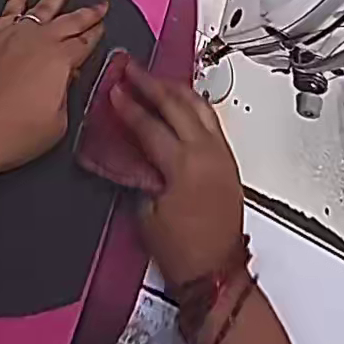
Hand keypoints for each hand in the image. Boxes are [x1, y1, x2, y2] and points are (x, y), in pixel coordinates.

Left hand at [0, 0, 107, 180]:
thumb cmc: (9, 133)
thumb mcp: (56, 124)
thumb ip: (65, 97)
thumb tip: (63, 83)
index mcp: (60, 60)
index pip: (85, 42)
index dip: (97, 34)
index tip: (102, 27)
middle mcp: (39, 42)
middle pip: (71, 20)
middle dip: (88, 11)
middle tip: (99, 5)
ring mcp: (13, 36)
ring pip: (43, 7)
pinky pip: (10, 8)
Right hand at [110, 62, 243, 283]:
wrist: (217, 272)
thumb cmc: (182, 251)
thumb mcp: (146, 212)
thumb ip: (138, 173)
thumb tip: (131, 148)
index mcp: (183, 164)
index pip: (150, 124)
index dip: (129, 106)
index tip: (115, 90)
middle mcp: (206, 151)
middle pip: (176, 104)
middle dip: (151, 83)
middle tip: (133, 70)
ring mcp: (220, 152)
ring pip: (198, 105)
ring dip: (174, 88)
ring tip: (155, 79)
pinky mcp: (228, 158)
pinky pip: (210, 118)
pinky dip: (192, 103)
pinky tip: (181, 100)